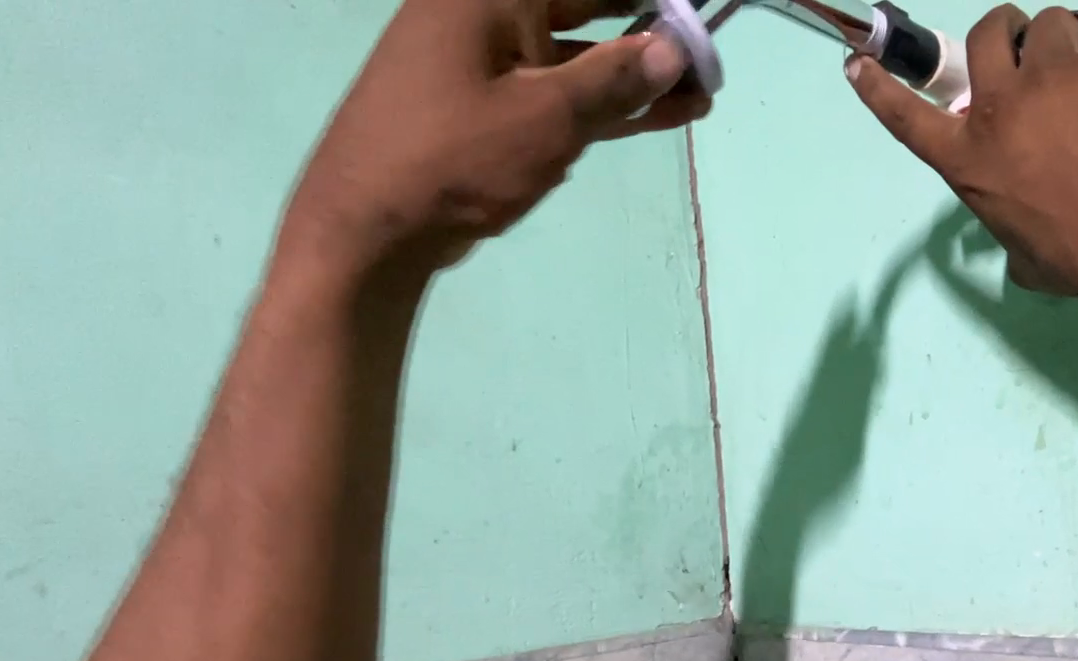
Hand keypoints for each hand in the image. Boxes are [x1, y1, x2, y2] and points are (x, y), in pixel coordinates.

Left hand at [280, 0, 706, 275]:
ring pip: (577, 59)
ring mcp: (489, 61)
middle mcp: (490, 10)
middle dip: (649, 39)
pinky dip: (600, 107)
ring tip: (694, 103)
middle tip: (703, 70)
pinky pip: (558, 94)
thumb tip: (672, 49)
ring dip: (633, 81)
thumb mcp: (547, 117)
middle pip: (587, 9)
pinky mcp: (489, 107)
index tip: (694, 26)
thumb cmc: (458, 157)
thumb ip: (614, 80)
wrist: (374, 222)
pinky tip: (648, 118)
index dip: (650, 3)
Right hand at [847, 5, 1077, 300]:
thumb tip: (1022, 222)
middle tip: (1019, 47)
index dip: (880, 90)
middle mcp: (999, 110)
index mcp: (968, 162)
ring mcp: (1052, 81)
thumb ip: (1008, 218)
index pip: (909, 119)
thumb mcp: (1019, 249)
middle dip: (1002, 32)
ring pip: (1049, 25)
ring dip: (1058, 45)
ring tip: (1076, 82)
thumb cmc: (1074, 258)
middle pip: (986, 34)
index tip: (858, 63)